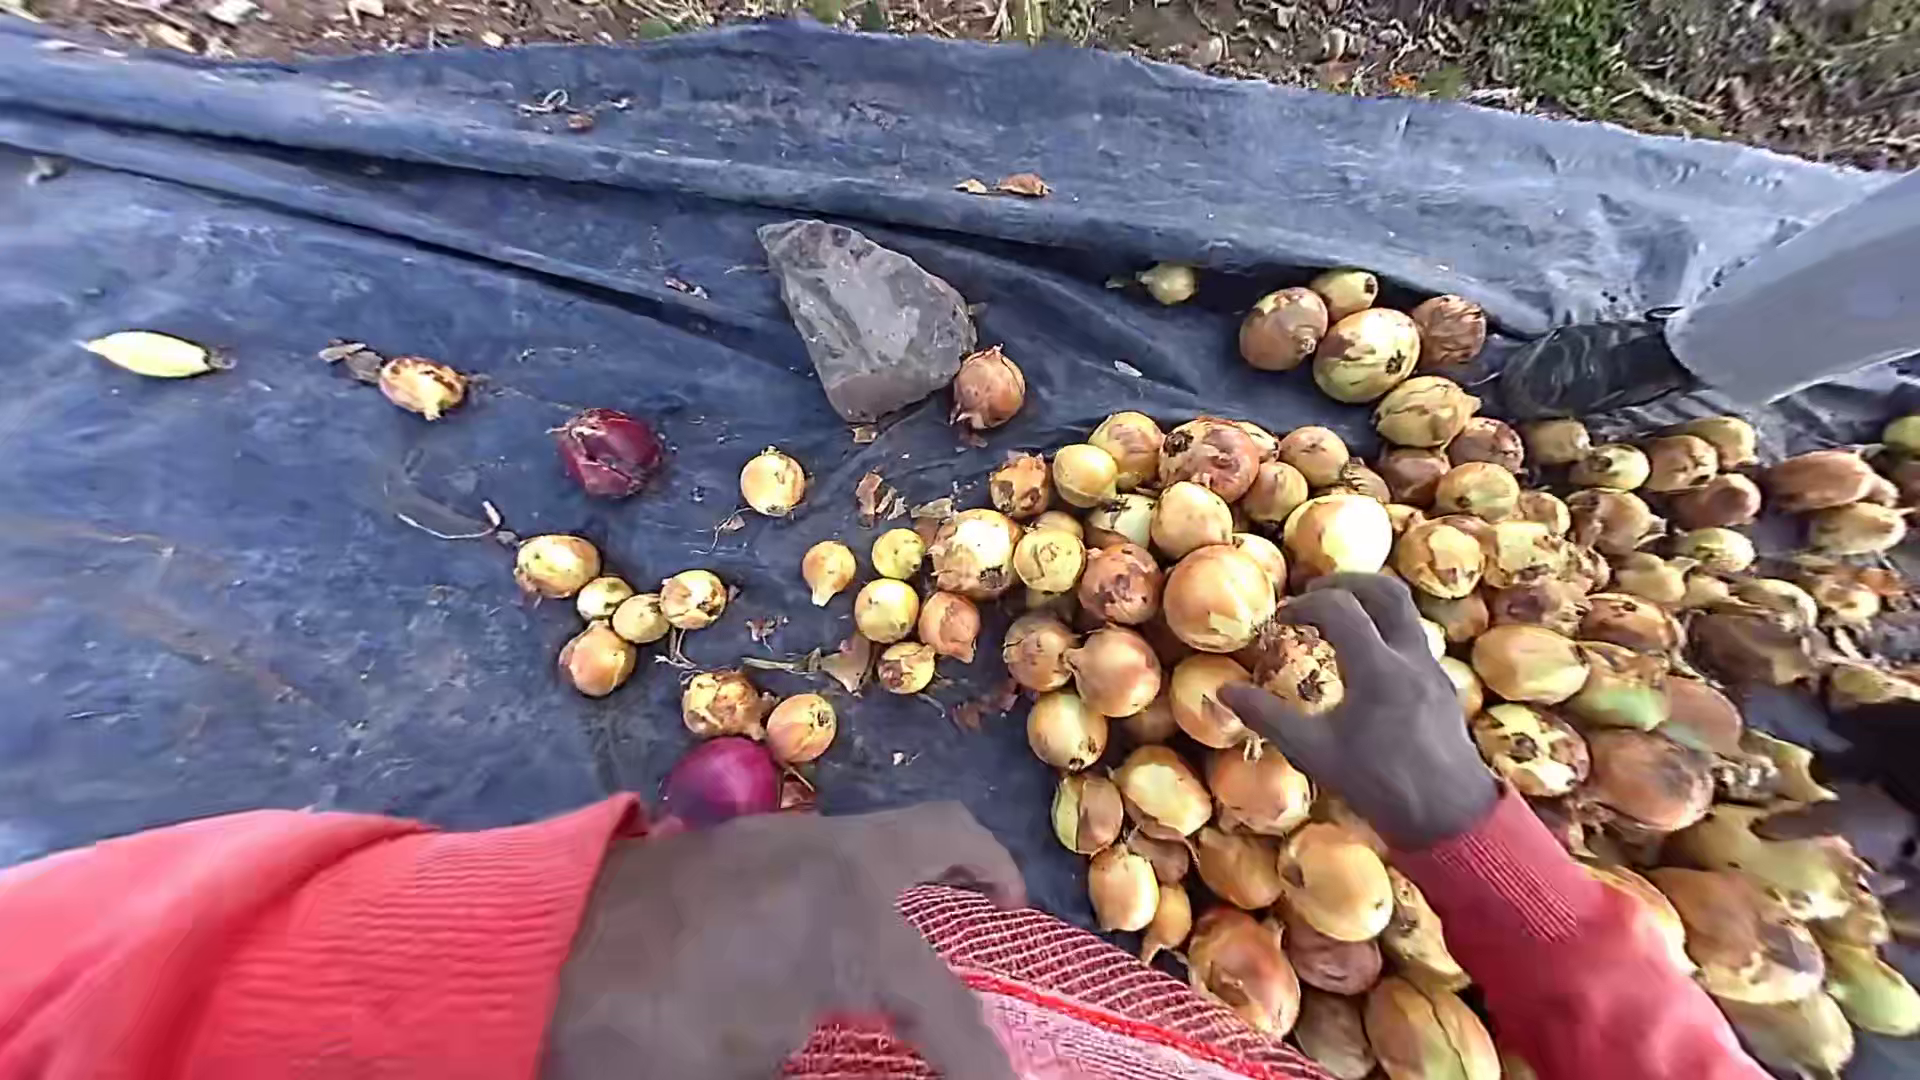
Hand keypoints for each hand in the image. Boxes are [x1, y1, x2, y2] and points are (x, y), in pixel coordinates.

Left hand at [543, 802, 1024, 1079]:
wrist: (558, 942)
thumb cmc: (657, 1023)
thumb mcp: (752, 1068)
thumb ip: (829, 1051)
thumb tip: (857, 1037)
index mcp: (855, 924)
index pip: (945, 1004)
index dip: (981, 1059)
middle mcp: (848, 858)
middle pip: (949, 831)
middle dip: (990, 867)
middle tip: (1006, 908)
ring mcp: (810, 834)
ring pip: (901, 825)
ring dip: (933, 863)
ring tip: (943, 911)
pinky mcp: (775, 835)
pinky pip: (856, 843)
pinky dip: (882, 871)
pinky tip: (855, 922)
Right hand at [1221, 573, 1496, 850]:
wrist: (1454, 821)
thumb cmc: (1378, 783)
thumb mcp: (1311, 751)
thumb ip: (1265, 716)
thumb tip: (1223, 690)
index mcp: (1377, 670)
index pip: (1339, 608)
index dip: (1303, 605)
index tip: (1280, 620)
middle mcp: (1409, 658)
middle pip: (1384, 591)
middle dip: (1343, 582)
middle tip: (1311, 594)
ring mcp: (1430, 668)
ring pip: (1404, 609)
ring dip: (1365, 600)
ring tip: (1333, 615)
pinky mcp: (1439, 683)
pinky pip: (1410, 633)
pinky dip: (1380, 625)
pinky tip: (1358, 651)